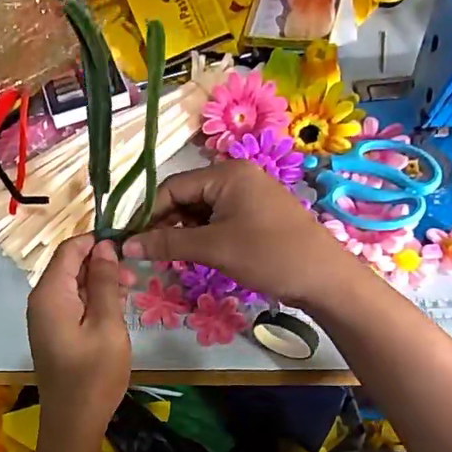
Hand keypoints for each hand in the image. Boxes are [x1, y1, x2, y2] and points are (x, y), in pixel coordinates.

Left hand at [28, 234, 131, 429]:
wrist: (74, 423)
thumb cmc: (94, 374)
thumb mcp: (107, 324)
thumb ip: (105, 282)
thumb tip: (104, 247)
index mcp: (50, 294)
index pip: (70, 249)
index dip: (98, 240)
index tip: (129, 244)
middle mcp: (41, 300)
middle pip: (70, 265)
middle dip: (101, 262)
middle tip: (135, 274)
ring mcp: (45, 318)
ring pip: (73, 284)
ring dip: (100, 281)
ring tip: (131, 290)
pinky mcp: (53, 332)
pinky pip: (72, 303)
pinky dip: (93, 299)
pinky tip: (116, 308)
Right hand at [122, 160, 363, 308]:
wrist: (324, 277)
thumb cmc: (269, 255)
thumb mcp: (214, 248)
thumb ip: (168, 243)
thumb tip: (127, 245)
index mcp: (227, 173)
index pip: (172, 187)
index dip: (149, 215)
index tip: (132, 242)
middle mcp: (237, 176)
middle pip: (186, 196)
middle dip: (168, 225)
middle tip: (155, 255)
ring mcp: (249, 195)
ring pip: (202, 211)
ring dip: (185, 233)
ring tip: (177, 259)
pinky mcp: (257, 214)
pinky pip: (220, 219)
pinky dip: (205, 237)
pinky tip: (200, 256)